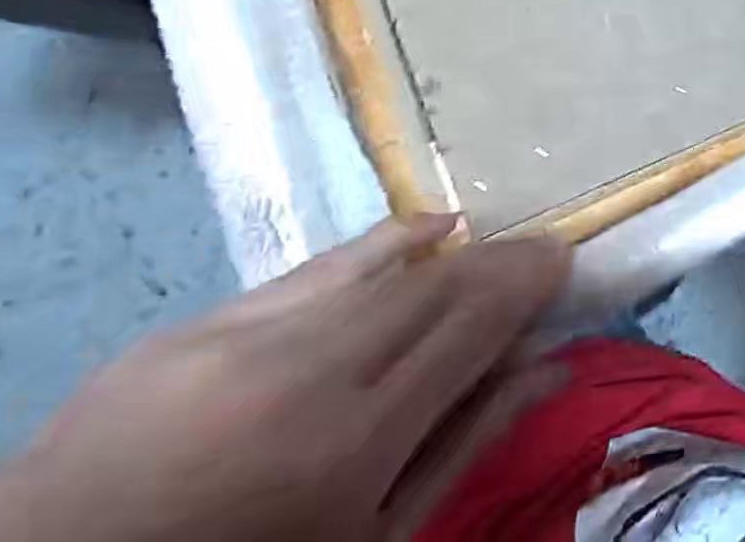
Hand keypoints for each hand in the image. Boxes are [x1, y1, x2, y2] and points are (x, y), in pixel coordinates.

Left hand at [0, 214, 569, 541]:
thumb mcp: (375, 541)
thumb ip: (469, 441)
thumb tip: (552, 366)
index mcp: (349, 444)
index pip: (470, 323)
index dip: (526, 281)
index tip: (563, 256)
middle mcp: (296, 372)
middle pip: (431, 283)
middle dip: (499, 259)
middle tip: (540, 248)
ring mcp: (229, 340)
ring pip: (374, 261)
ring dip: (446, 248)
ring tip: (486, 239)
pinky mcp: (181, 328)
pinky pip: (309, 270)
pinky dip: (378, 247)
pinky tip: (420, 232)